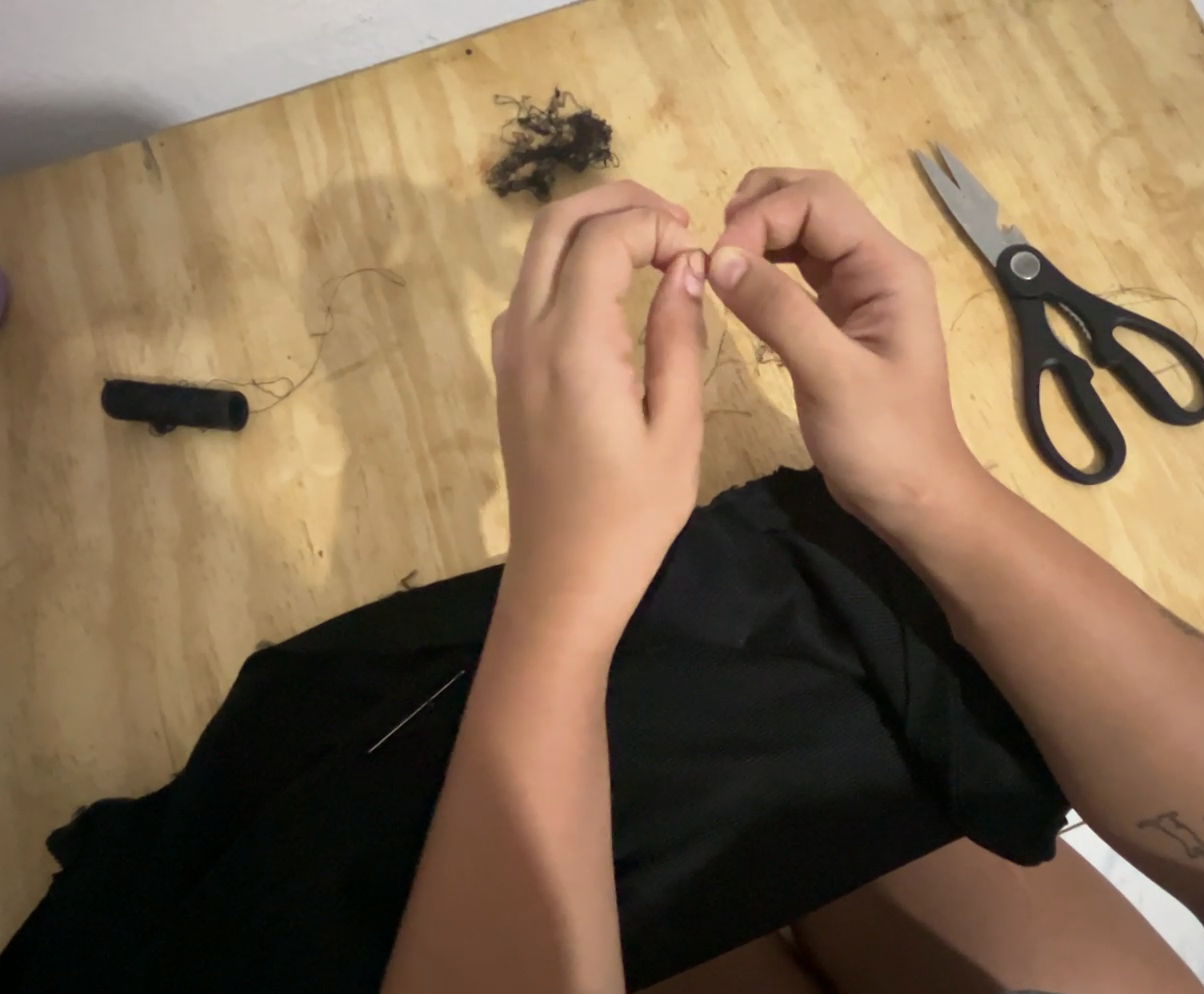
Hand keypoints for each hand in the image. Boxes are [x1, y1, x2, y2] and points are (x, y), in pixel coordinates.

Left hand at [491, 181, 708, 649]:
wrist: (564, 578)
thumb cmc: (631, 515)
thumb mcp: (676, 429)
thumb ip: (678, 339)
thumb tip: (684, 269)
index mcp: (574, 344)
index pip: (605, 238)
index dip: (655, 225)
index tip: (696, 250)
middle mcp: (527, 334)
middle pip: (555, 225)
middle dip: (615, 204)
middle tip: (671, 221)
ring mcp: (508, 354)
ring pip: (536, 255)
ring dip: (589, 233)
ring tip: (649, 251)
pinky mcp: (507, 375)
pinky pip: (529, 294)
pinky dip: (569, 270)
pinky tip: (610, 298)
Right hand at [707, 169, 989, 537]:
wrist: (911, 495)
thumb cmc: (883, 441)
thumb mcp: (831, 377)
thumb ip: (778, 312)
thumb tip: (717, 257)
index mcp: (887, 268)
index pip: (818, 202)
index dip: (761, 217)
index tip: (717, 263)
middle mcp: (875, 268)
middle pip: (812, 203)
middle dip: (758, 211)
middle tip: (713, 250)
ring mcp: (857, 294)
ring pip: (802, 235)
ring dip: (758, 236)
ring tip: (718, 265)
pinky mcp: (837, 322)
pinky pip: (797, 275)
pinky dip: (764, 271)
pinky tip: (738, 289)